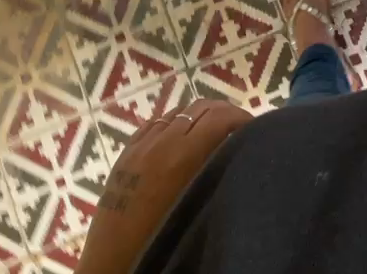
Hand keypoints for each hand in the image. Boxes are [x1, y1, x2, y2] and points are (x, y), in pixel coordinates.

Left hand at [78, 100, 251, 273]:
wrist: (112, 264)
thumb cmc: (161, 240)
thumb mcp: (197, 202)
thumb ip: (214, 168)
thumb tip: (234, 146)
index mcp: (182, 155)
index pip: (219, 117)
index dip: (240, 117)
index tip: (254, 127)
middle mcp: (162, 141)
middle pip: (200, 107)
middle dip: (223, 112)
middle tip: (237, 128)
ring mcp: (141, 144)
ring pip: (178, 111)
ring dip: (198, 116)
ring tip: (210, 133)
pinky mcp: (126, 152)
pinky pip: (155, 123)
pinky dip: (173, 123)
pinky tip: (179, 137)